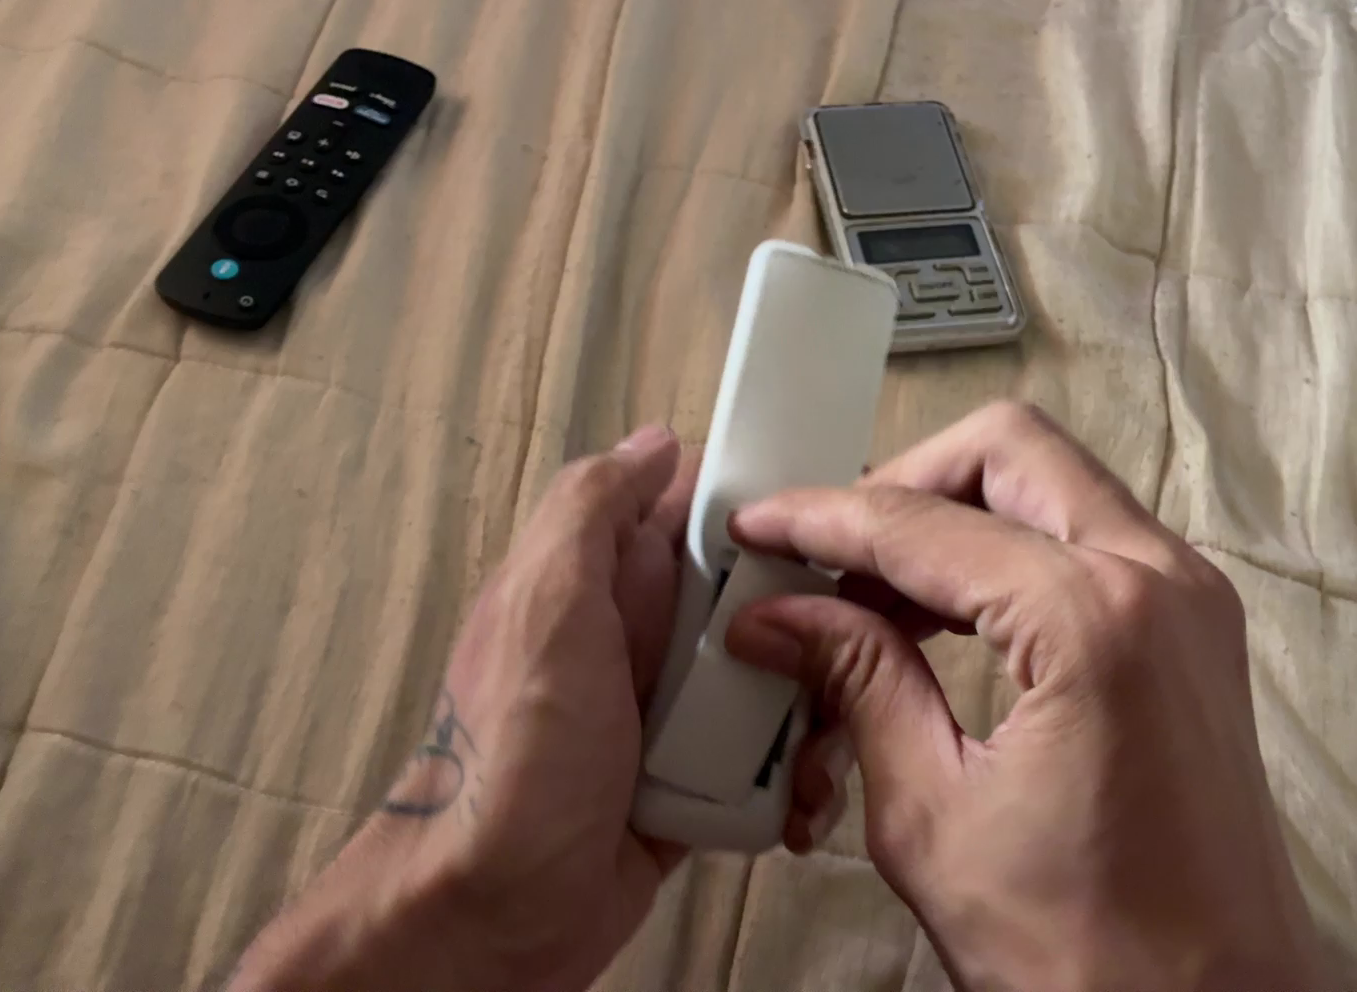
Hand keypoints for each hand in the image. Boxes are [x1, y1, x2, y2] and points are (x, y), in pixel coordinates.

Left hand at [231, 426, 842, 991]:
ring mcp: (685, 700)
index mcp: (619, 576)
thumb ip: (591, 513)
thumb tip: (659, 437)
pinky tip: (810, 791)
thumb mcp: (544, 610)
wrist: (493, 920)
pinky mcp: (708, 766)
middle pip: (766, 588)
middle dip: (819, 611)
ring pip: (781, 667)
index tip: (839, 526)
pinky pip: (773, 742)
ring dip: (816, 696)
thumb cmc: (517, 752)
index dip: (775, 504)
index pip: (712, 508)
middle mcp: (657, 628)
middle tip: (864, 648)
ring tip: (832, 743)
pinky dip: (798, 761)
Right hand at [725, 403, 1328, 991]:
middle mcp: (1157, 576)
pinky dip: (996, 552)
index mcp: (1091, 621)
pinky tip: (939, 619)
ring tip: (873, 598)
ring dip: (947, 519)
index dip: (823, 518)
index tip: (762, 526)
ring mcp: (1185, 592)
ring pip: (1043, 480)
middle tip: (833, 550)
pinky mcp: (1186, 621)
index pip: (921, 526)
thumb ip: (856, 680)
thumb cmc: (1080, 956)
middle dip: (903, 484)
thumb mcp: (930, 812)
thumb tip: (778, 617)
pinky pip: (1072, 534)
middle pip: (1005, 448)